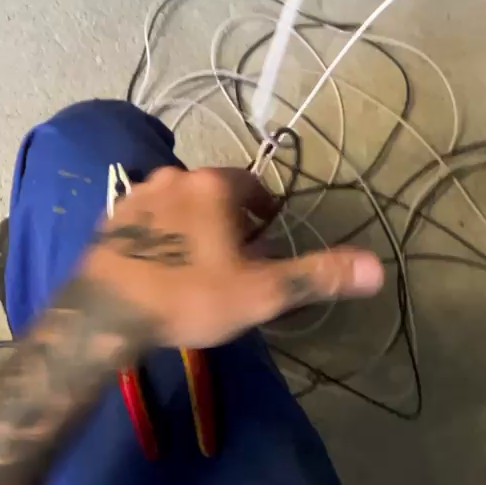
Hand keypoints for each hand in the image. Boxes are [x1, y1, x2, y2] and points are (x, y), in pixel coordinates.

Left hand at [80, 166, 383, 349]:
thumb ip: (317, 276)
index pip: (252, 185)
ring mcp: (140, 192)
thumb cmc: (190, 295)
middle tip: (236, 258)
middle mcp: (175, 176)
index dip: (264, 212)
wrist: (109, 309)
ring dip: (195, 222)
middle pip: (215, 191)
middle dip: (230, 218)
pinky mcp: (114, 213)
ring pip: (181, 201)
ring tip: (200, 264)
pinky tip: (163, 264)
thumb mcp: (261, 293)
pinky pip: (151, 215)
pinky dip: (163, 231)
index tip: (266, 241)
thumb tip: (376, 267)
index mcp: (213, 185)